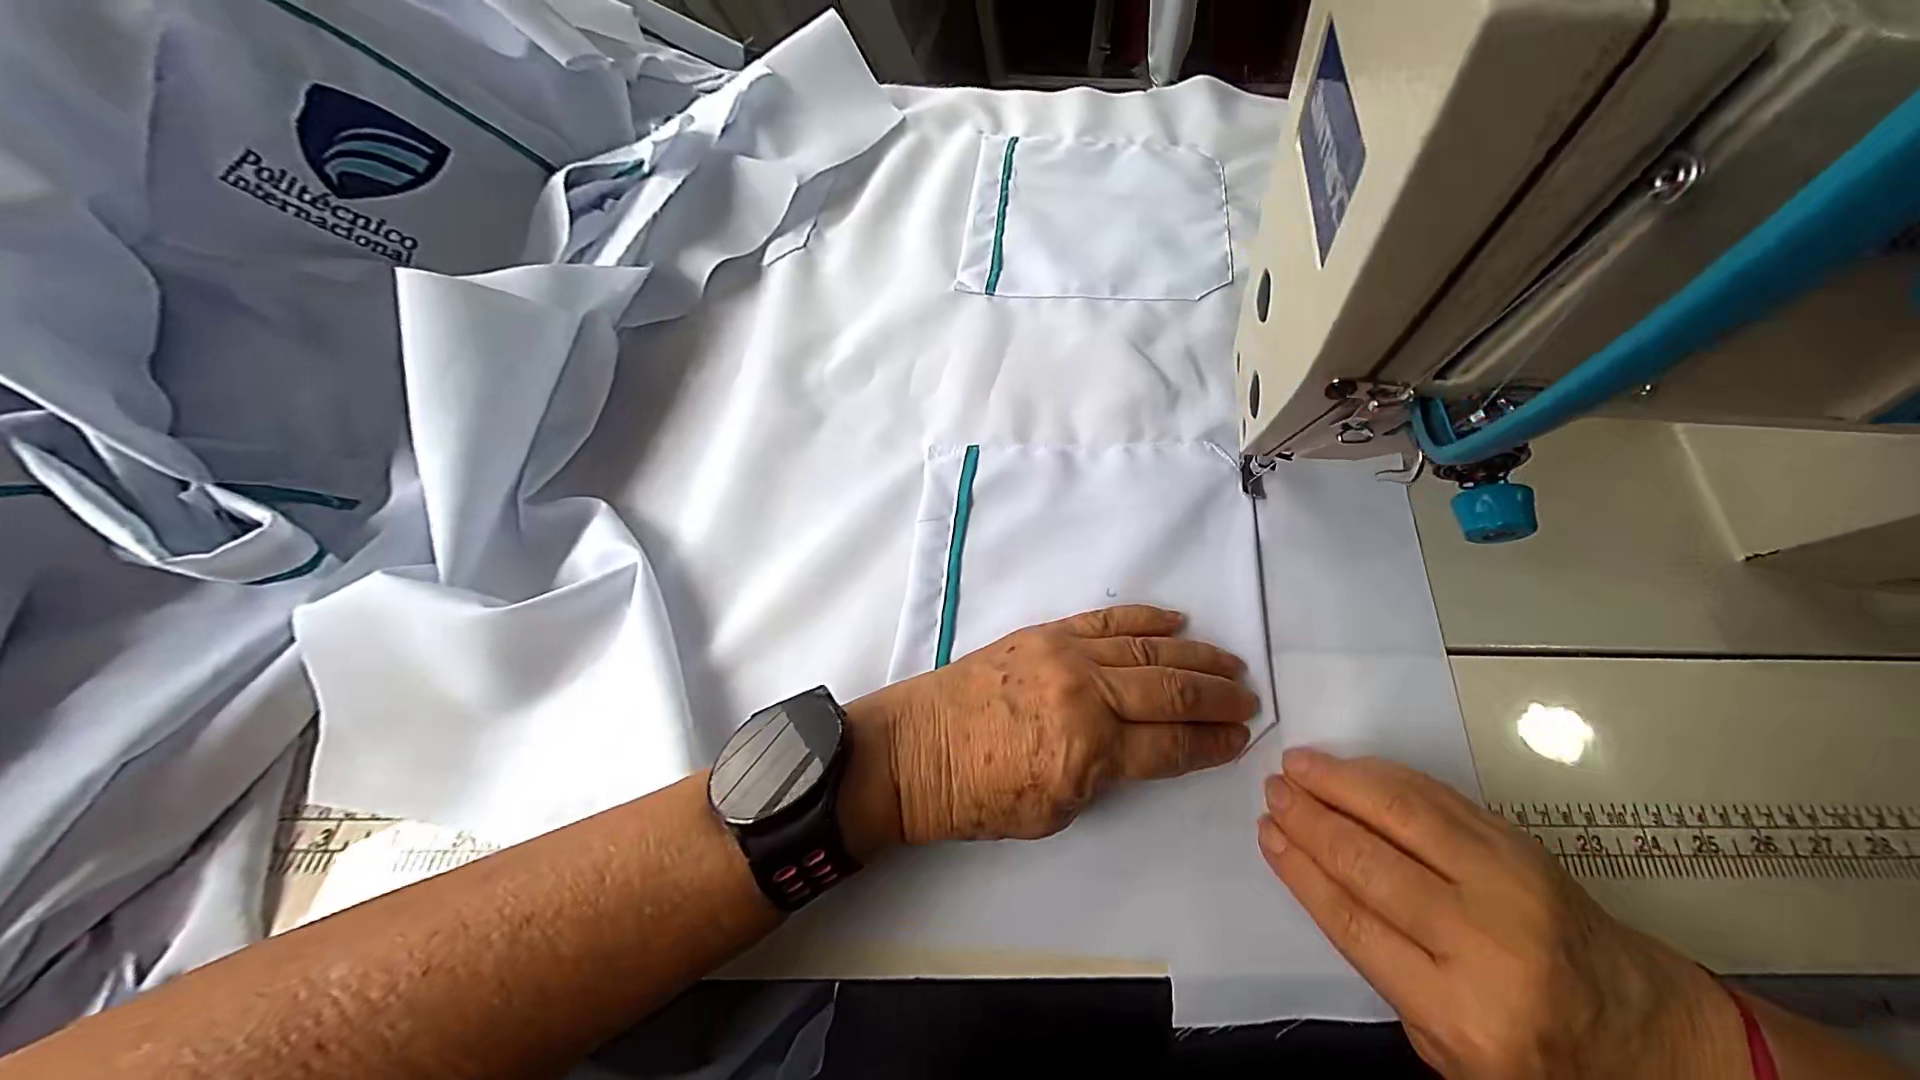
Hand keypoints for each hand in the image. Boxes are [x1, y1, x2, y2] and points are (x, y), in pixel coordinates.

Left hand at [840, 605, 1256, 851]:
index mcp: (1088, 752)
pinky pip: (1104, 621)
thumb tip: (1136, 746)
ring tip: (1228, 663)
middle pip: (1170, 692)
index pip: (1172, 746)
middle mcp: (1084, 695)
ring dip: (1195, 657)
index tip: (1240, 738)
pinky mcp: (1042, 634)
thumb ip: (1103, 775)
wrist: (912, 750)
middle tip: (1248, 699)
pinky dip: (1143, 620)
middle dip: (1217, 697)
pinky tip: (1174, 623)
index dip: (1212, 743)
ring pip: (1146, 651)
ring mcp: (1062, 656)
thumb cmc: (976, 797)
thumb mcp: (1053, 812)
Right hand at [1258, 749, 1749, 1079]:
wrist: (1645, 1028)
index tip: (1267, 832)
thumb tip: (1316, 872)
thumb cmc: (1530, 1046)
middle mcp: (1487, 943)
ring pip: (1404, 817)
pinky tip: (1351, 769)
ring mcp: (1513, 887)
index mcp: (1462, 1011)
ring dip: (1340, 784)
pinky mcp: (1527, 850)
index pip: (1353, 920)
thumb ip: (1382, 964)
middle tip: (1273, 790)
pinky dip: (1386, 777)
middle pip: (1370, 863)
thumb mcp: (1445, 1043)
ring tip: (1297, 766)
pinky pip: (1441, 800)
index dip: (1301, 869)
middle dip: (1311, 819)